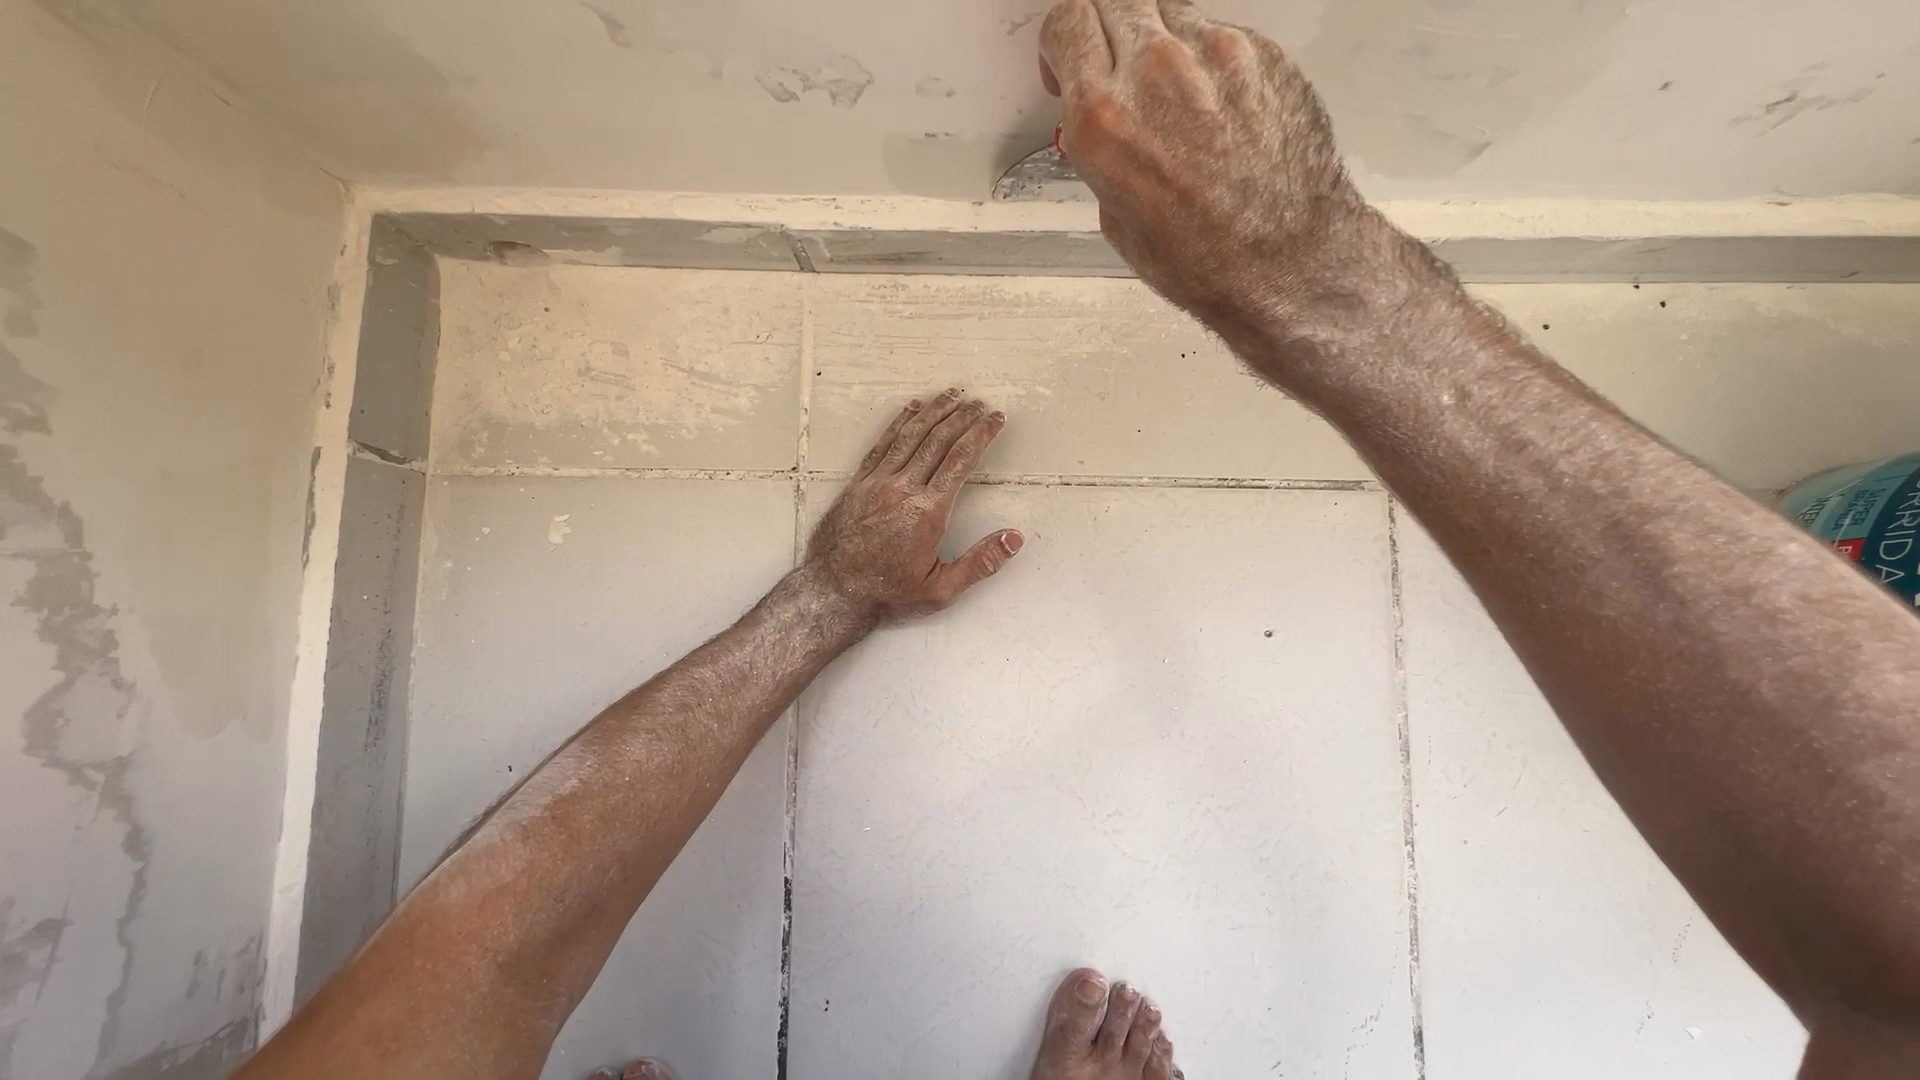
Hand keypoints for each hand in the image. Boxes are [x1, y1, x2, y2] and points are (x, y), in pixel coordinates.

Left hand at [803, 389, 1024, 625]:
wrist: (834, 592)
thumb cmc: (888, 594)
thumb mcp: (942, 590)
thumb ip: (980, 563)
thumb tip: (1013, 539)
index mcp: (928, 511)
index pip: (961, 460)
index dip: (981, 434)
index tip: (995, 419)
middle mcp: (903, 489)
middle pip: (938, 440)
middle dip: (962, 417)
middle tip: (979, 403)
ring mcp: (878, 483)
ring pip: (910, 435)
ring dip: (934, 411)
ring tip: (951, 394)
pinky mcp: (859, 484)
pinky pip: (882, 444)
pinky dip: (899, 423)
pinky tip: (911, 409)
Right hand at [1039, 0, 1440, 378]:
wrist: (1283, 261)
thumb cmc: (1204, 258)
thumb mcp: (1117, 217)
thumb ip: (1102, 154)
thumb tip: (1101, 128)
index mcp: (1105, 119)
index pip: (1067, 24)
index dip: (1061, 44)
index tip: (1066, 62)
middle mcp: (1156, 71)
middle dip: (1102, 31)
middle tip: (1110, 66)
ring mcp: (1214, 53)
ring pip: (1164, 6)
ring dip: (1153, 38)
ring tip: (1165, 88)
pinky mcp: (1260, 51)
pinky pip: (1215, 31)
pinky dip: (1202, 56)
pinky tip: (1210, 102)